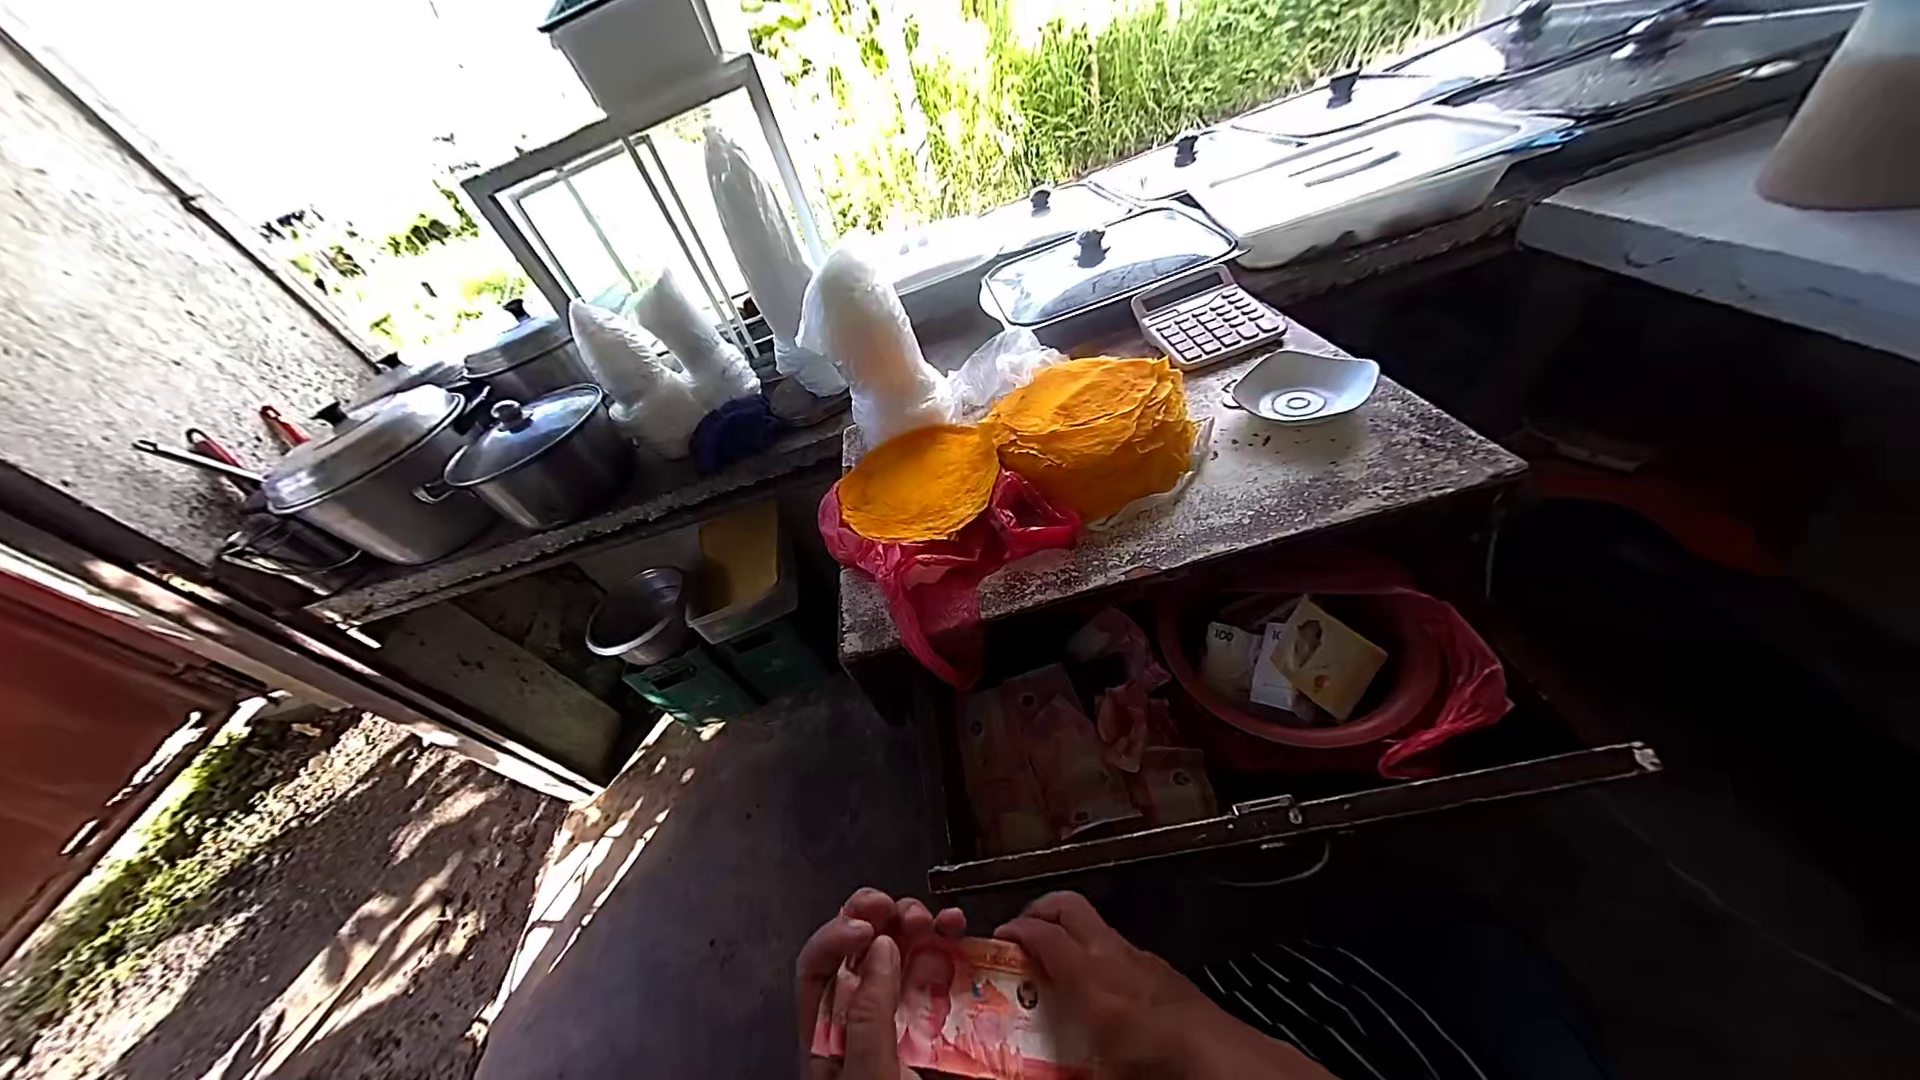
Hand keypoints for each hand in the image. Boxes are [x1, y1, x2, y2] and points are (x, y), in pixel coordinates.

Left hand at [796, 887, 965, 1078]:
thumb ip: (868, 1015)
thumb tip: (879, 946)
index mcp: (829, 1034)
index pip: (817, 966)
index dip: (836, 934)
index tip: (868, 926)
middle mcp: (863, 1013)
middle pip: (857, 944)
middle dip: (878, 914)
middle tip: (898, 912)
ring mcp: (901, 1010)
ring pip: (899, 945)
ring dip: (914, 918)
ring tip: (930, 920)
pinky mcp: (939, 1013)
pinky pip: (939, 962)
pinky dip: (948, 935)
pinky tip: (956, 926)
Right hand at [995, 892, 1333, 1079]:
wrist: (1221, 1061)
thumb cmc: (1156, 1066)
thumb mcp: (1100, 1072)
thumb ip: (1064, 1061)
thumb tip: (1036, 1068)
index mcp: (1089, 977)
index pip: (1042, 935)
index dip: (1016, 931)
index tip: (1001, 938)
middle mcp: (1110, 955)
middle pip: (1067, 905)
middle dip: (1040, 909)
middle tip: (1023, 931)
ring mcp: (1138, 956)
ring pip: (1093, 923)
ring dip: (1070, 931)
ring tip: (1057, 961)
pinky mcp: (1159, 968)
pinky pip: (1117, 945)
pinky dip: (1097, 952)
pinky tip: (1101, 986)